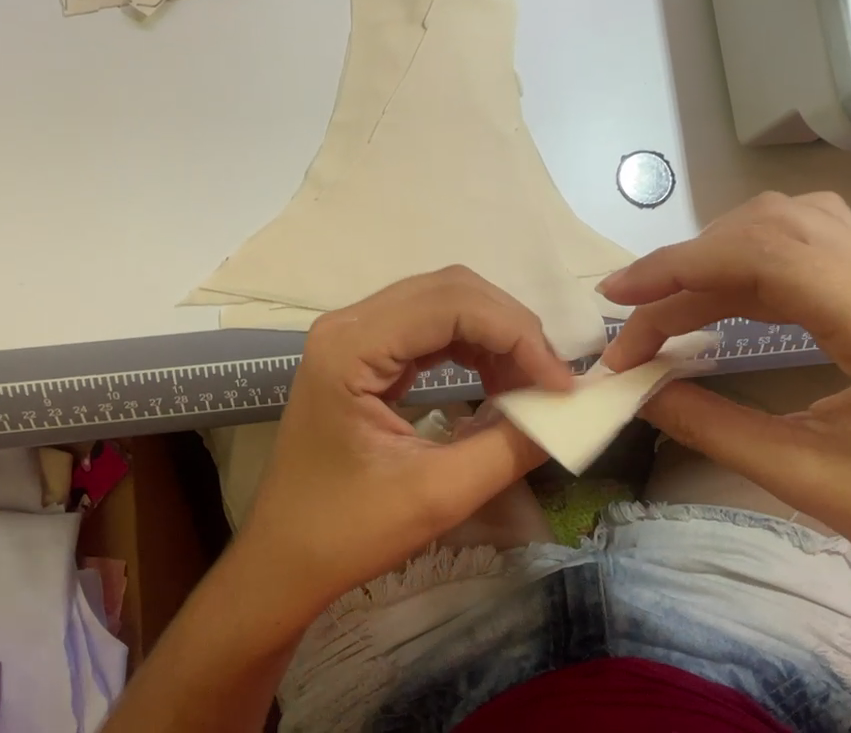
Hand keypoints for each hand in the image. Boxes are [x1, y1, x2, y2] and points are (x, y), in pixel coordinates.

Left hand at [238, 267, 570, 613]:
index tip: (561, 385)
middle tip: (551, 381)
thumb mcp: (436, 495)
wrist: (284, 559)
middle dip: (511, 329)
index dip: (517, 335)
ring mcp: (355, 334)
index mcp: (351, 346)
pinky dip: (474, 348)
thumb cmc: (346, 532)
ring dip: (496, 336)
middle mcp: (349, 323)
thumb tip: (565, 415)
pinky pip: (431, 328)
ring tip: (528, 386)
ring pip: (445, 303)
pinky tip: (497, 381)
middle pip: (451, 291)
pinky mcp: (365, 352)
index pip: (453, 304)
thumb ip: (507, 448)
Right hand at [598, 192, 850, 603]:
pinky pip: (814, 244)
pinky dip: (755, 258)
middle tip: (635, 319)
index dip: (676, 268)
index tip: (617, 300)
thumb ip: (709, 424)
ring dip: (721, 252)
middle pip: (769, 228)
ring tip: (673, 302)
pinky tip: (728, 294)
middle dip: (688, 265)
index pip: (760, 256)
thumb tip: (635, 390)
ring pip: (792, 224)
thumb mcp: (804, 478)